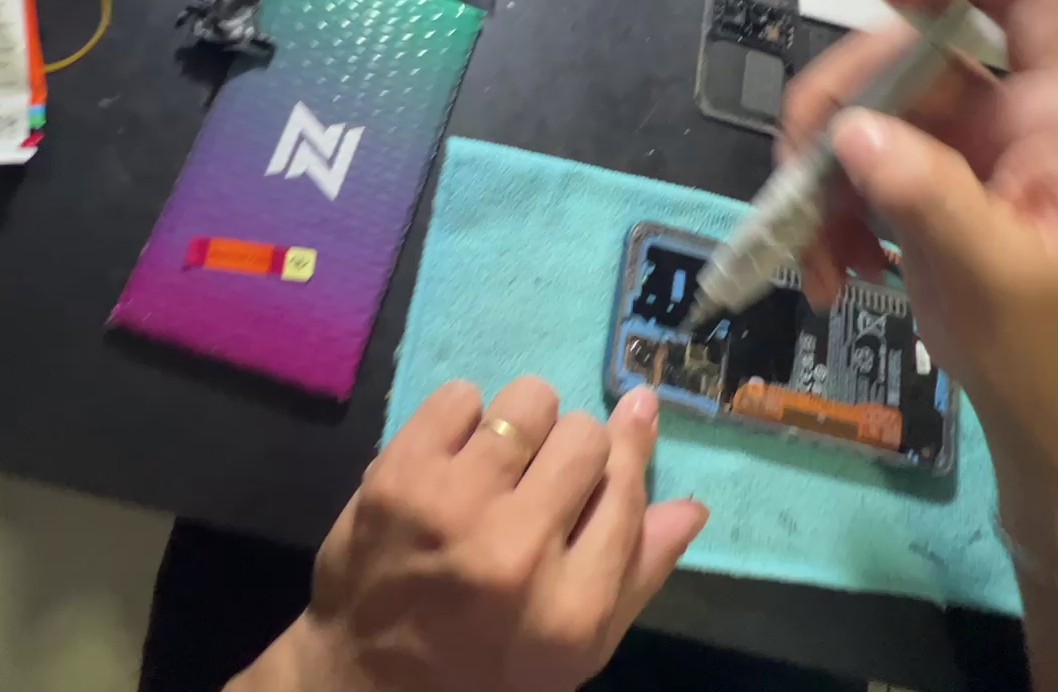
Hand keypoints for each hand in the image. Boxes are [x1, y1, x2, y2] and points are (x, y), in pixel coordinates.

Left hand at [232, 378, 707, 691]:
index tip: (633, 410)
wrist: (366, 678)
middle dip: (571, 445)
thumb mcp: (576, 647)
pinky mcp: (398, 472)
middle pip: (582, 435)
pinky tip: (454, 456)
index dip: (629, 444)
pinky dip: (464, 416)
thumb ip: (638, 571)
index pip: (625, 485)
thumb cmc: (489, 666)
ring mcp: (452, 505)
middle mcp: (518, 549)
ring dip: (522, 422)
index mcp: (573, 606)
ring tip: (499, 458)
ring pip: (528, 401)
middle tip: (542, 473)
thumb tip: (692, 504)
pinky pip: (461, 394)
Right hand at [780, 0, 1057, 498]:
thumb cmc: (1053, 352)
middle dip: (836, 109)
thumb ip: (929, 198)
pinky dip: (827, 213)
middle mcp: (1009, 118)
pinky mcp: (923, 185)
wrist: (1051, 418)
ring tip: (812, 253)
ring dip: (820, 179)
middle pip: (909, 59)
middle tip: (794, 171)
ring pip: (866, 116)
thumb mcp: (997, 278)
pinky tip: (831, 268)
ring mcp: (960, 151)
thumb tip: (852, 133)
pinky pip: (855, 168)